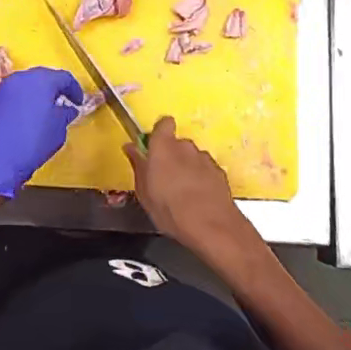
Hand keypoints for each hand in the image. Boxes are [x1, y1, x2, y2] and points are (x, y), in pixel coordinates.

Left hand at [0, 67, 82, 196]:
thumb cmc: (34, 141)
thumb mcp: (59, 128)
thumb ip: (66, 114)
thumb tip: (67, 109)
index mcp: (43, 80)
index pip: (64, 78)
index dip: (75, 89)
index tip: (78, 101)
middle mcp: (23, 78)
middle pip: (44, 77)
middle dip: (56, 88)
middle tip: (65, 102)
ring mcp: (6, 87)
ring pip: (28, 84)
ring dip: (39, 93)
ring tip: (48, 109)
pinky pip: (16, 94)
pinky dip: (26, 100)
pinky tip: (31, 115)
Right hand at [124, 116, 256, 258]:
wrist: (211, 226)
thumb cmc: (169, 209)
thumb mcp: (143, 191)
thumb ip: (138, 165)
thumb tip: (131, 147)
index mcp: (163, 147)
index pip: (163, 123)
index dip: (158, 133)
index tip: (152, 148)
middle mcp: (186, 147)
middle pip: (177, 143)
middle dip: (170, 155)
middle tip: (162, 178)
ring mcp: (205, 158)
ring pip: (191, 157)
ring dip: (185, 168)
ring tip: (181, 192)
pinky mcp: (219, 172)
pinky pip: (204, 169)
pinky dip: (199, 178)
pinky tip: (196, 198)